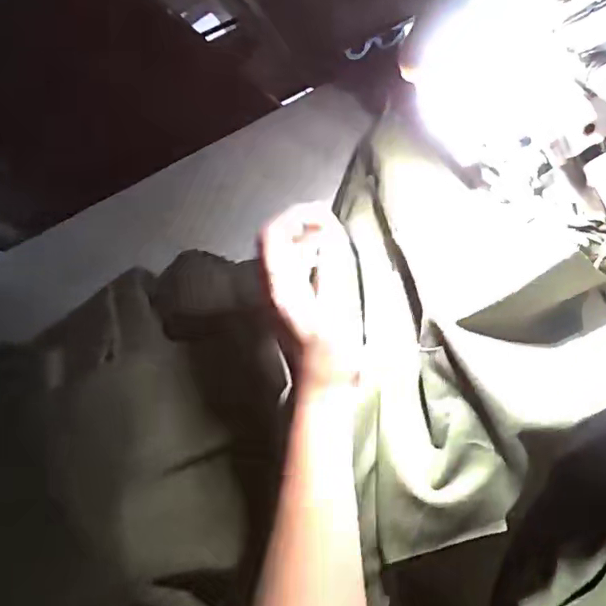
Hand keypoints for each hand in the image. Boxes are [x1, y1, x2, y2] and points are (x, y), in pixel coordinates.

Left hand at [259, 203, 363, 394]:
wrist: (319, 391)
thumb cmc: (331, 358)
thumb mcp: (335, 315)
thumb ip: (329, 276)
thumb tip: (327, 242)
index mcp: (280, 288)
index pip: (272, 235)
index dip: (295, 216)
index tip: (324, 213)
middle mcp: (270, 287)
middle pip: (272, 238)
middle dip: (299, 220)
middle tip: (329, 218)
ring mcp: (275, 294)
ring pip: (279, 249)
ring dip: (302, 233)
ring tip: (331, 230)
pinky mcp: (285, 301)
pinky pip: (288, 263)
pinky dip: (304, 249)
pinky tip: (326, 254)